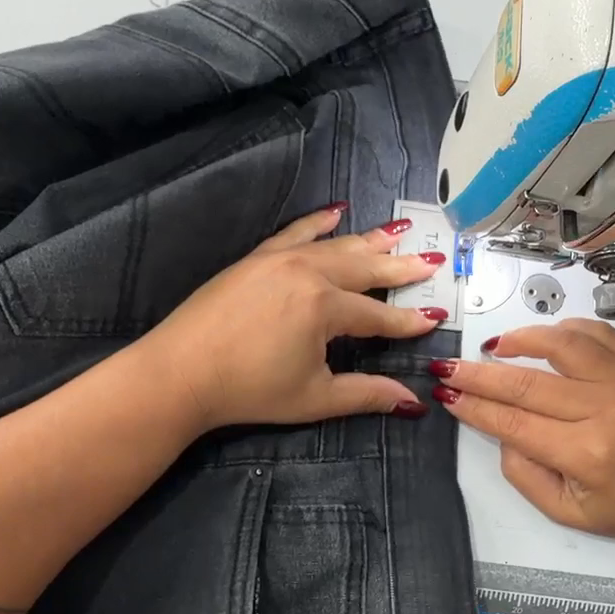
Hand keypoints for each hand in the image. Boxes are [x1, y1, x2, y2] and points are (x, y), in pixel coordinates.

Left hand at [136, 203, 449, 431]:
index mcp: (324, 308)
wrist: (180, 372)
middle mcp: (307, 273)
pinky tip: (335, 212)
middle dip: (399, 267)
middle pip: (364, 268)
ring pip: (334, 245)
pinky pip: (294, 232)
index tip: (434, 318)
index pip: (377, 315)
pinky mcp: (255, 258)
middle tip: (431, 260)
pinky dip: (317, 222)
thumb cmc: (248, 390)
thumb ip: (366, 394)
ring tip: (398, 232)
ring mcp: (278, 260)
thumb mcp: (313, 398)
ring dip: (369, 240)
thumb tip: (413, 401)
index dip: (407, 321)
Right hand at [429, 320, 614, 559]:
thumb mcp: (571, 513)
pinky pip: (597, 334)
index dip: (473, 407)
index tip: (445, 394)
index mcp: (587, 454)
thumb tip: (499, 431)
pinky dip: (564, 331)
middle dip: (478, 374)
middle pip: (527, 381)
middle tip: (447, 366)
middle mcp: (607, 409)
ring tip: (492, 347)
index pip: (512, 422)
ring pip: (561, 343)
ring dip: (520, 340)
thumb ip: (525, 475)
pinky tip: (545, 340)